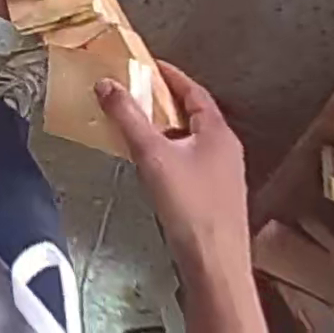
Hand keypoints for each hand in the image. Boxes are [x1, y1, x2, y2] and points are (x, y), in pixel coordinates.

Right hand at [97, 60, 264, 331]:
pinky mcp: (217, 199)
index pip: (194, 91)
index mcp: (218, 134)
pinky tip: (153, 162)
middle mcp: (226, 151)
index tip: (151, 65)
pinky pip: (192, 161)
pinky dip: (171, 150)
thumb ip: (127, 116)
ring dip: (167, 127)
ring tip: (140, 123)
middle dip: (166, 101)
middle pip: (194, 114)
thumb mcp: (151, 154)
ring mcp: (224, 177)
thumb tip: (106, 84)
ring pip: (193, 139)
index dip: (172, 75)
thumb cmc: (190, 209)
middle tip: (139, 90)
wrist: (214, 269)